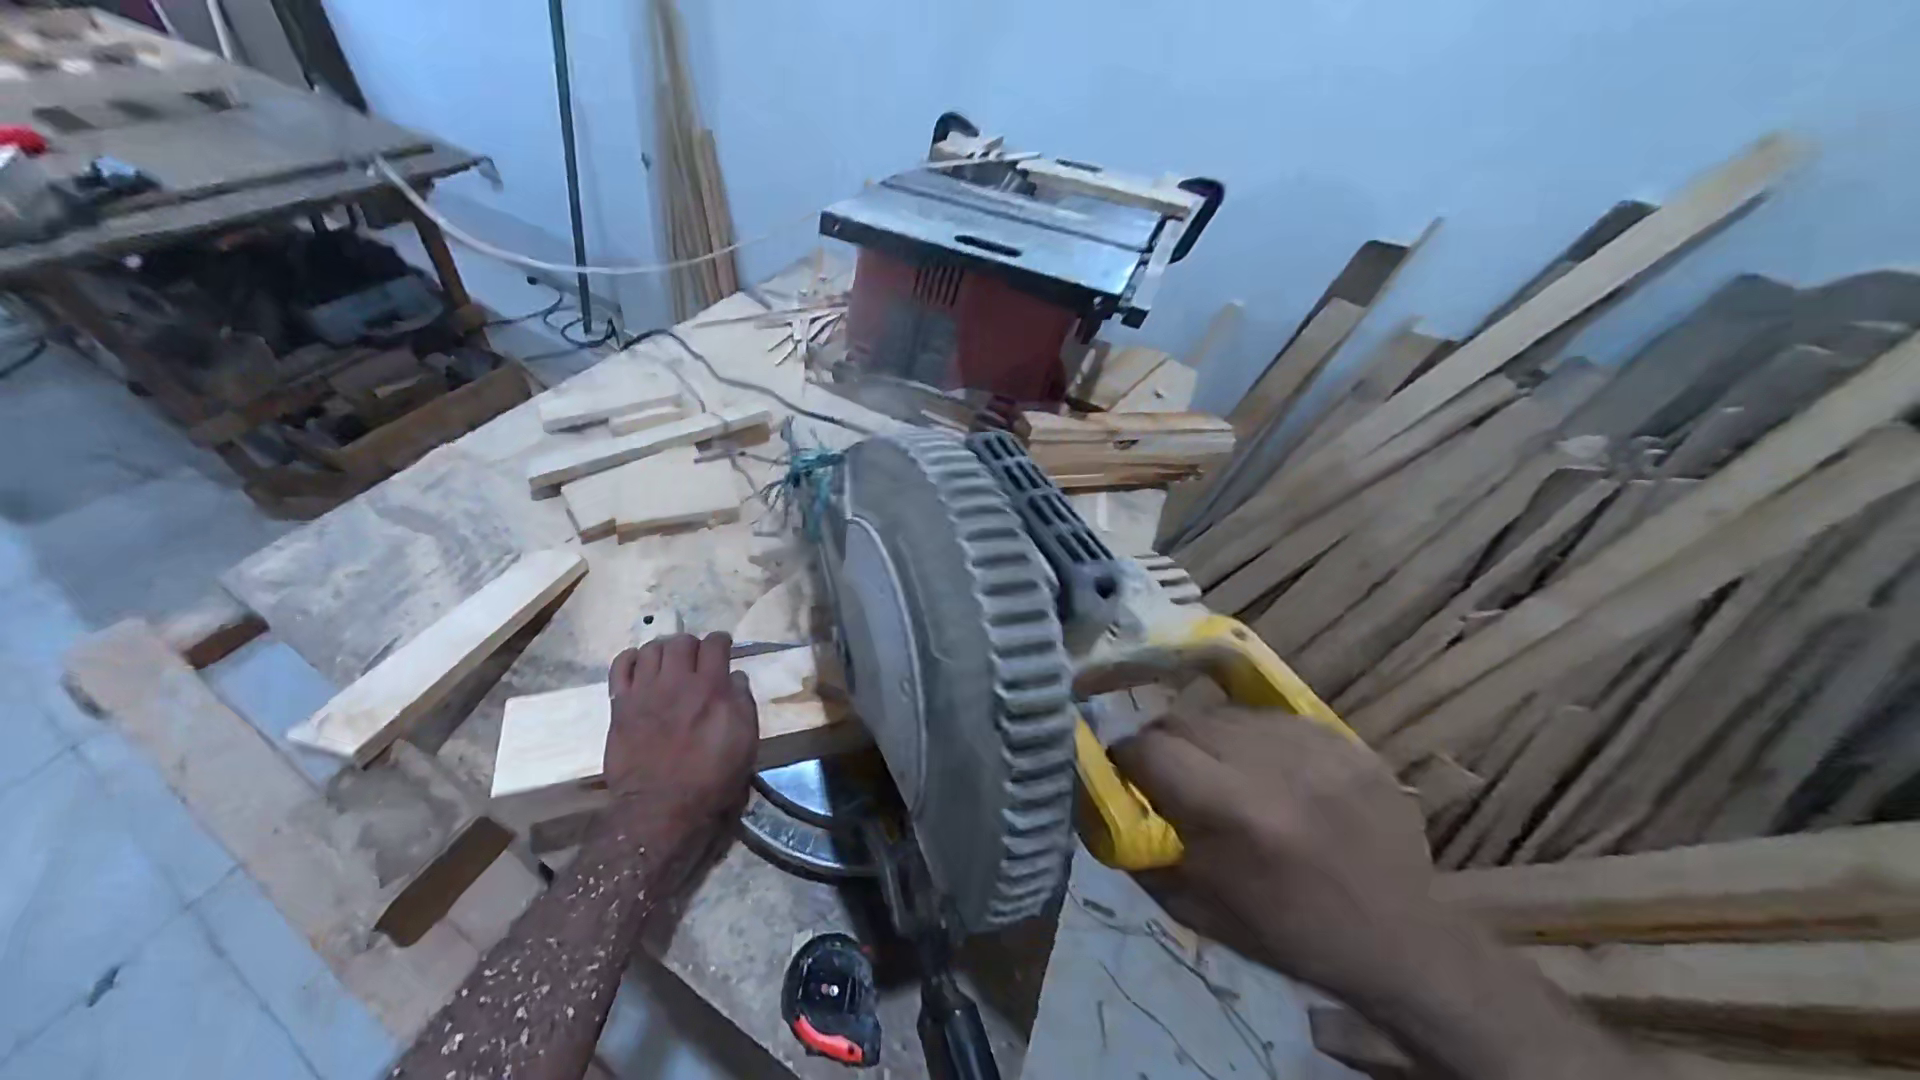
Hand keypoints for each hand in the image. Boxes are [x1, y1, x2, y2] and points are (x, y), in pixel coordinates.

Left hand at [606, 632, 757, 828]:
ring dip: (663, 650)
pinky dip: (631, 659)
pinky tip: (640, 667)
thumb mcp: (746, 741)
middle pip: (681, 641)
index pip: (715, 644)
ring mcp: (645, 692)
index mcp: (712, 688)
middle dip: (692, 645)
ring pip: (651, 649)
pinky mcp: (620, 706)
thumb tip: (734, 677)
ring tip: (668, 663)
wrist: (662, 808)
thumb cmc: (713, 779)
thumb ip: (743, 703)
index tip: (723, 648)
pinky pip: (620, 666)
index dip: (721, 641)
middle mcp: (678, 682)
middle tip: (695, 658)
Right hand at [1116, 709, 1652, 1079]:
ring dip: (1204, 738)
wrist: (1404, 941)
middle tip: (1168, 774)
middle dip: (1161, 745)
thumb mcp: (1198, 908)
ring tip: (1219, 772)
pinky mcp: (1342, 738)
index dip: (1124, 759)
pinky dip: (1250, 738)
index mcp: (1236, 813)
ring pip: (1222, 713)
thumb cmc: (1291, 934)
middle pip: (1181, 720)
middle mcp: (1273, 764)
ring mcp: (1314, 744)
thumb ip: (1139, 849)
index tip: (1125, 775)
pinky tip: (1265, 771)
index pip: (1149, 749)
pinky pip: (1267, 717)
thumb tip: (1100, 799)